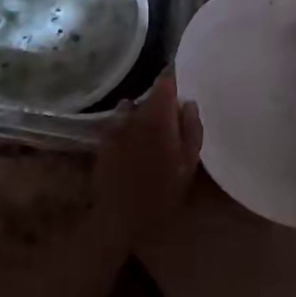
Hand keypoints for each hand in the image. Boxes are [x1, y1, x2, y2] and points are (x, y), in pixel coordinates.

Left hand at [92, 75, 202, 243]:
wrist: (119, 218)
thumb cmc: (161, 193)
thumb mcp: (188, 165)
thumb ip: (191, 129)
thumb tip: (188, 103)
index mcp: (158, 116)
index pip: (165, 81)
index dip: (174, 78)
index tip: (182, 83)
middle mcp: (135, 113)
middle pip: (150, 95)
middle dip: (162, 102)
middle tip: (174, 120)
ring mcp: (116, 125)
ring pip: (134, 107)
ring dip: (144, 114)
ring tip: (153, 133)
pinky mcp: (104, 137)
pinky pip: (119, 121)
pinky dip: (128, 125)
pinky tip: (134, 144)